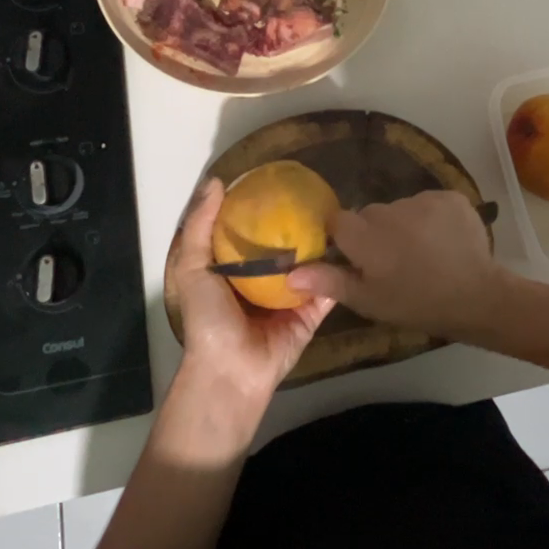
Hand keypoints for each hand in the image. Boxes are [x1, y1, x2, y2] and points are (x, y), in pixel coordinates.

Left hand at [167, 179, 333, 399]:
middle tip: (319, 191)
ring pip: (312, 261)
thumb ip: (199, 226)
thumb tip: (217, 181)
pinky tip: (356, 245)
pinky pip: (329, 287)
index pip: (250, 228)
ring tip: (345, 211)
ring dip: (325, 242)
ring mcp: (291, 295)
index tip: (279, 176)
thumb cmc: (208, 319)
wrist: (230, 371)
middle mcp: (264, 277)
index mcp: (234, 267)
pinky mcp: (313, 312)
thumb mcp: (191, 267)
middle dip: (299, 221)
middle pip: (285, 243)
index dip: (261, 204)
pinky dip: (340, 271)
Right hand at [287, 190, 500, 336]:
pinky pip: (430, 203)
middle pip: (372, 214)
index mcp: (365, 236)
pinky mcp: (450, 197)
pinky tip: (443, 241)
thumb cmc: (416, 304)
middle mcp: (390, 210)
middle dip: (377, 232)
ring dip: (406, 225)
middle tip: (393, 262)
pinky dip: (433, 218)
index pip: (339, 220)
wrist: (476, 297)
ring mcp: (423, 200)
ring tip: (423, 253)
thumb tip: (290, 271)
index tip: (357, 255)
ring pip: (402, 208)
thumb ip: (330, 280)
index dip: (346, 237)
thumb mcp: (369, 300)